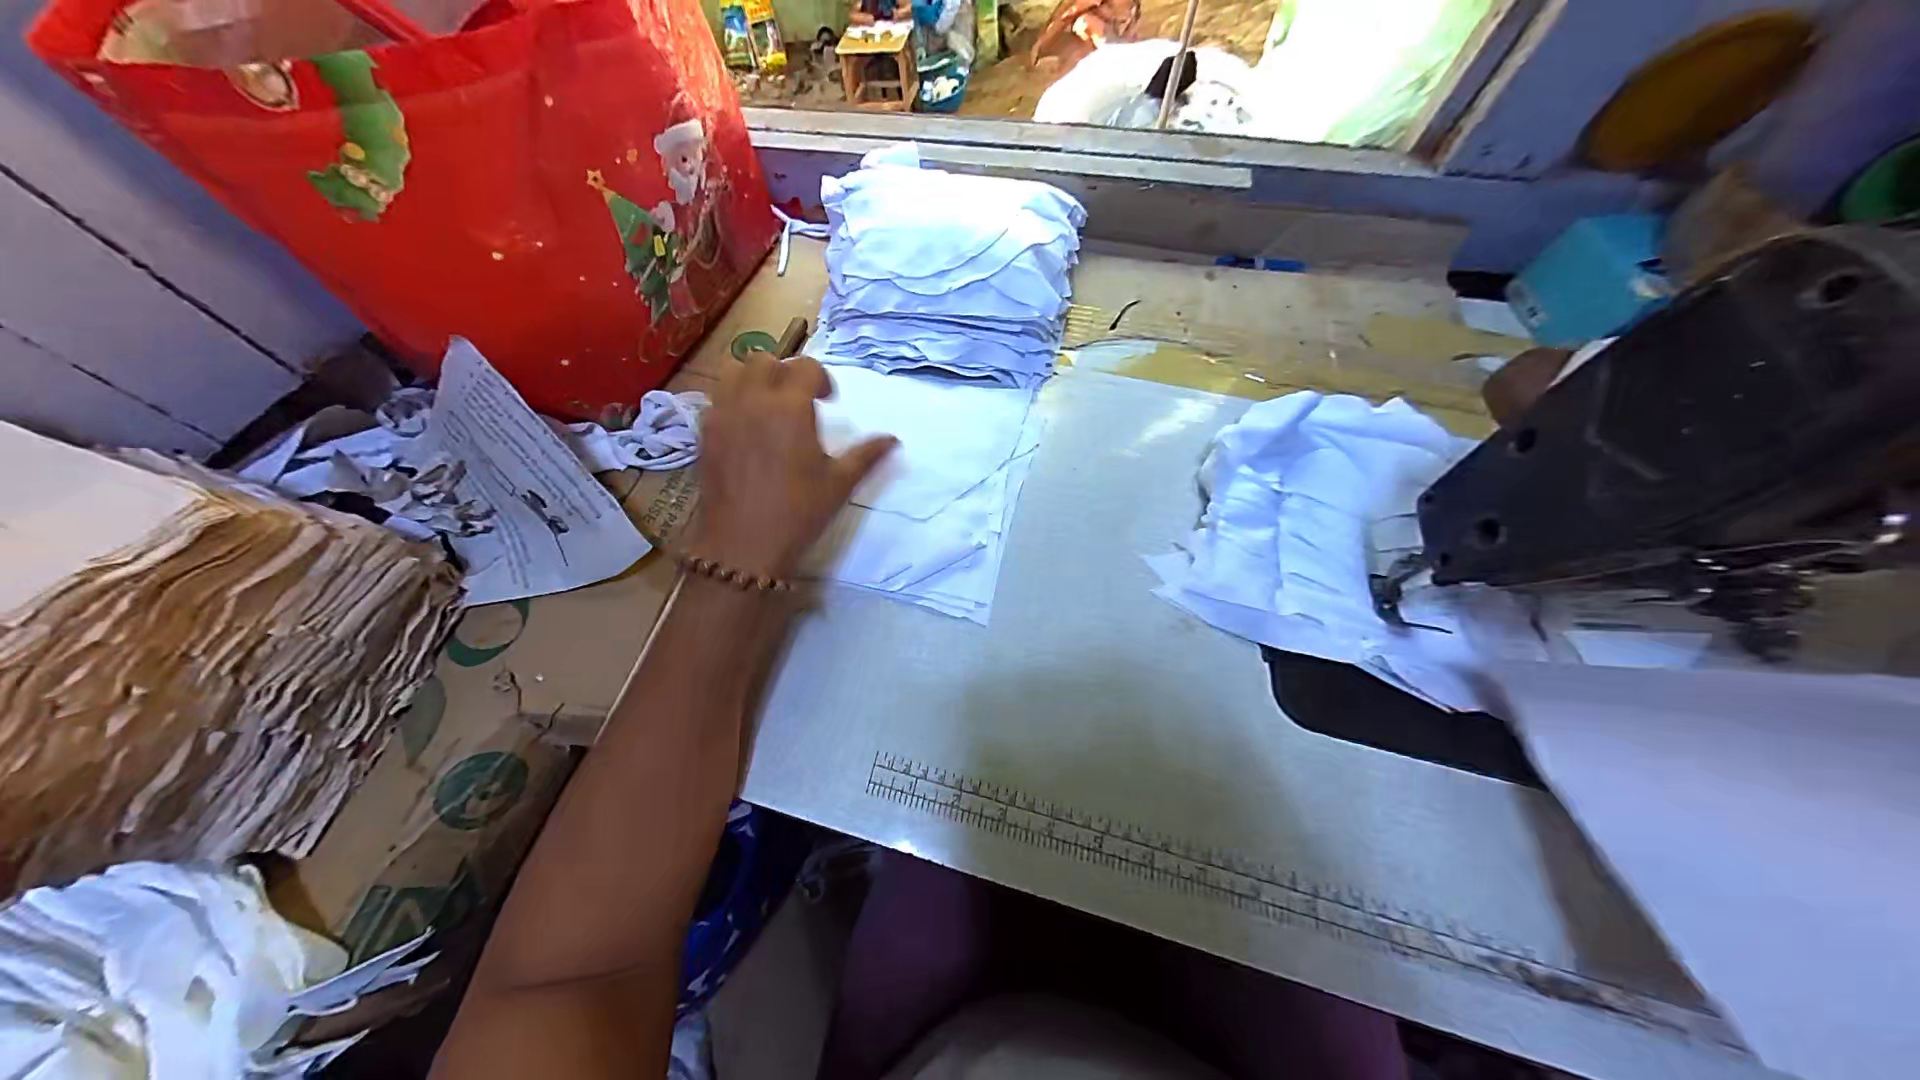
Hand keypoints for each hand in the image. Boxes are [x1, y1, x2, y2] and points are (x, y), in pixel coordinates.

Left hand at [691, 352, 895, 578]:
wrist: (743, 544)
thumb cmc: (798, 513)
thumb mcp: (838, 484)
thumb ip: (866, 455)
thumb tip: (893, 440)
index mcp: (789, 408)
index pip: (806, 367)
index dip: (822, 379)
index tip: (828, 401)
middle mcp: (752, 400)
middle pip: (765, 360)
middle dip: (785, 373)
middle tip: (799, 400)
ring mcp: (723, 414)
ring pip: (734, 371)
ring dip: (754, 379)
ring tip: (768, 406)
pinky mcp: (705, 432)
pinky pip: (716, 398)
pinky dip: (733, 400)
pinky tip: (746, 428)